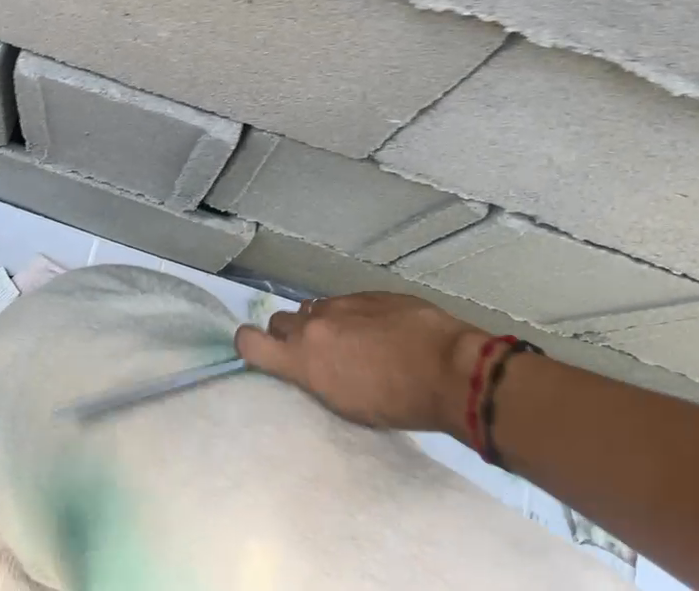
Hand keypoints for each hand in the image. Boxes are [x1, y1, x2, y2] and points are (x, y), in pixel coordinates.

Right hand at [236, 293, 486, 432]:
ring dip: (322, 324)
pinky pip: (346, 303)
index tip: (264, 356)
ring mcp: (341, 303)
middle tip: (316, 355)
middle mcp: (313, 325)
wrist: (449, 368)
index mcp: (303, 359)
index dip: (249, 345)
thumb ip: (316, 377)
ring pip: (313, 309)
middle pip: (280, 321)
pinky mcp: (368, 293)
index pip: (249, 341)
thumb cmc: (399, 403)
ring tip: (351, 344)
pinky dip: (354, 316)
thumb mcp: (347, 405)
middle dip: (290, 335)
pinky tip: (381, 332)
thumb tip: (309, 363)